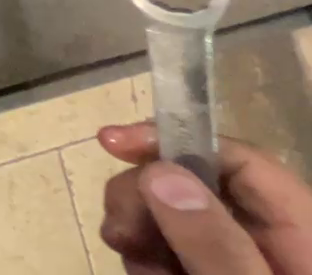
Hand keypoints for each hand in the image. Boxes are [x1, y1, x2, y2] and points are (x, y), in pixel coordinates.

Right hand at [97, 122, 311, 273]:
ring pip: (169, 210)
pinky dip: (144, 252)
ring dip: (135, 228)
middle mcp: (275, 237)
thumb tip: (159, 171)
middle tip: (119, 232)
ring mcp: (242, 255)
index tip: (110, 143)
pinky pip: (167, 241)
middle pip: (191, 182)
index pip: (239, 158)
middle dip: (140, 196)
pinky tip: (144, 272)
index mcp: (306, 234)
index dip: (174, 140)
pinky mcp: (214, 267)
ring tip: (132, 262)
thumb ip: (215, 243)